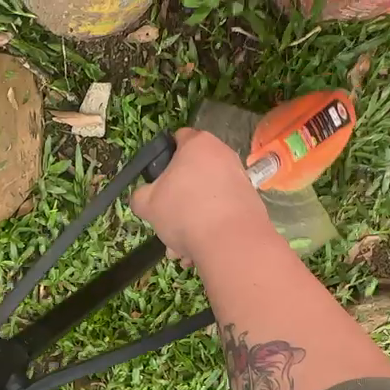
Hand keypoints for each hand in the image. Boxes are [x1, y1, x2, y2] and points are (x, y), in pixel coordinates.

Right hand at [130, 128, 271, 266]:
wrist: (229, 239)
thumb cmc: (183, 212)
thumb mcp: (147, 204)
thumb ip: (140, 196)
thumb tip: (144, 196)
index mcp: (197, 144)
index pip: (179, 137)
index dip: (165, 157)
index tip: (158, 180)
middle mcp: (222, 153)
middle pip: (193, 173)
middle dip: (178, 201)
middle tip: (167, 223)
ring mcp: (238, 177)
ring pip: (206, 198)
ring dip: (191, 222)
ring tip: (181, 249)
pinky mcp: (248, 201)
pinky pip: (220, 212)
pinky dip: (208, 229)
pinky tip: (198, 252)